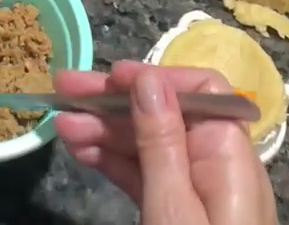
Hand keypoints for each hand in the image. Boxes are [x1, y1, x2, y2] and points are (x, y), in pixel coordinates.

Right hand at [54, 61, 276, 224]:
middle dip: (114, 100)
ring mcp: (197, 192)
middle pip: (164, 114)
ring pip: (147, 144)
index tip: (110, 77)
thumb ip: (161, 142)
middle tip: (63, 87)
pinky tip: (79, 150)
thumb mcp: (174, 210)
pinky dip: (112, 160)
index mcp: (229, 155)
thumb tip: (148, 78)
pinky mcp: (179, 215)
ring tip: (59, 125)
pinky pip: (144, 174)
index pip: (199, 91)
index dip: (154, 77)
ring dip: (103, 130)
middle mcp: (217, 165)